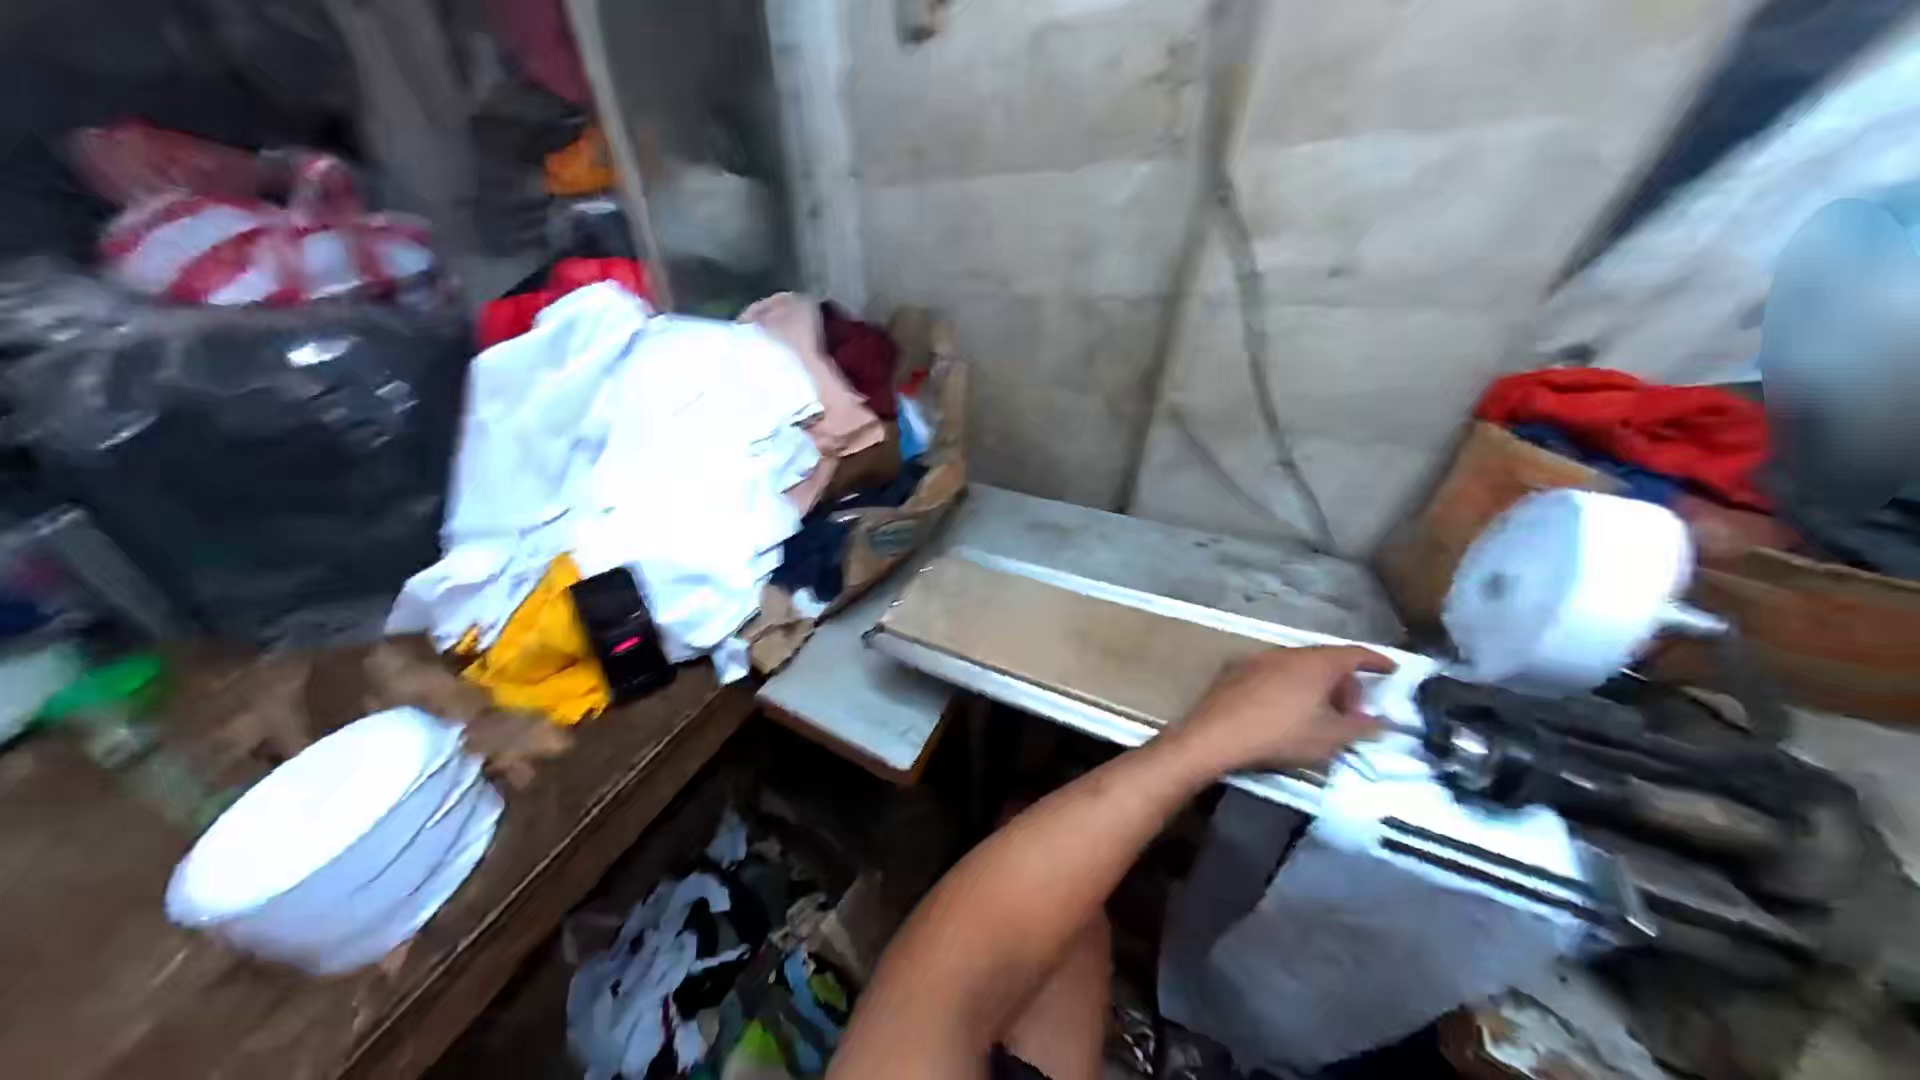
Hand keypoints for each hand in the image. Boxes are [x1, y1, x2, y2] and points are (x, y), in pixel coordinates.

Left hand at [1167, 646, 1393, 773]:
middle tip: (1352, 713)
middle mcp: (1286, 652)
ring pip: (1297, 666)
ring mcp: (1258, 658)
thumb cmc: (1280, 734)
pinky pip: (1273, 672)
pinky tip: (1285, 710)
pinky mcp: (1235, 670)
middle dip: (1344, 683)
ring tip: (1319, 714)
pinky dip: (1288, 685)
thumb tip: (1383, 721)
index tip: (1392, 670)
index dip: (1377, 661)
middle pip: (1325, 660)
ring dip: (1315, 685)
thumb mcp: (1331, 738)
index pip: (1355, 653)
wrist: (1215, 734)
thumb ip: (1362, 727)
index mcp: (1315, 662)